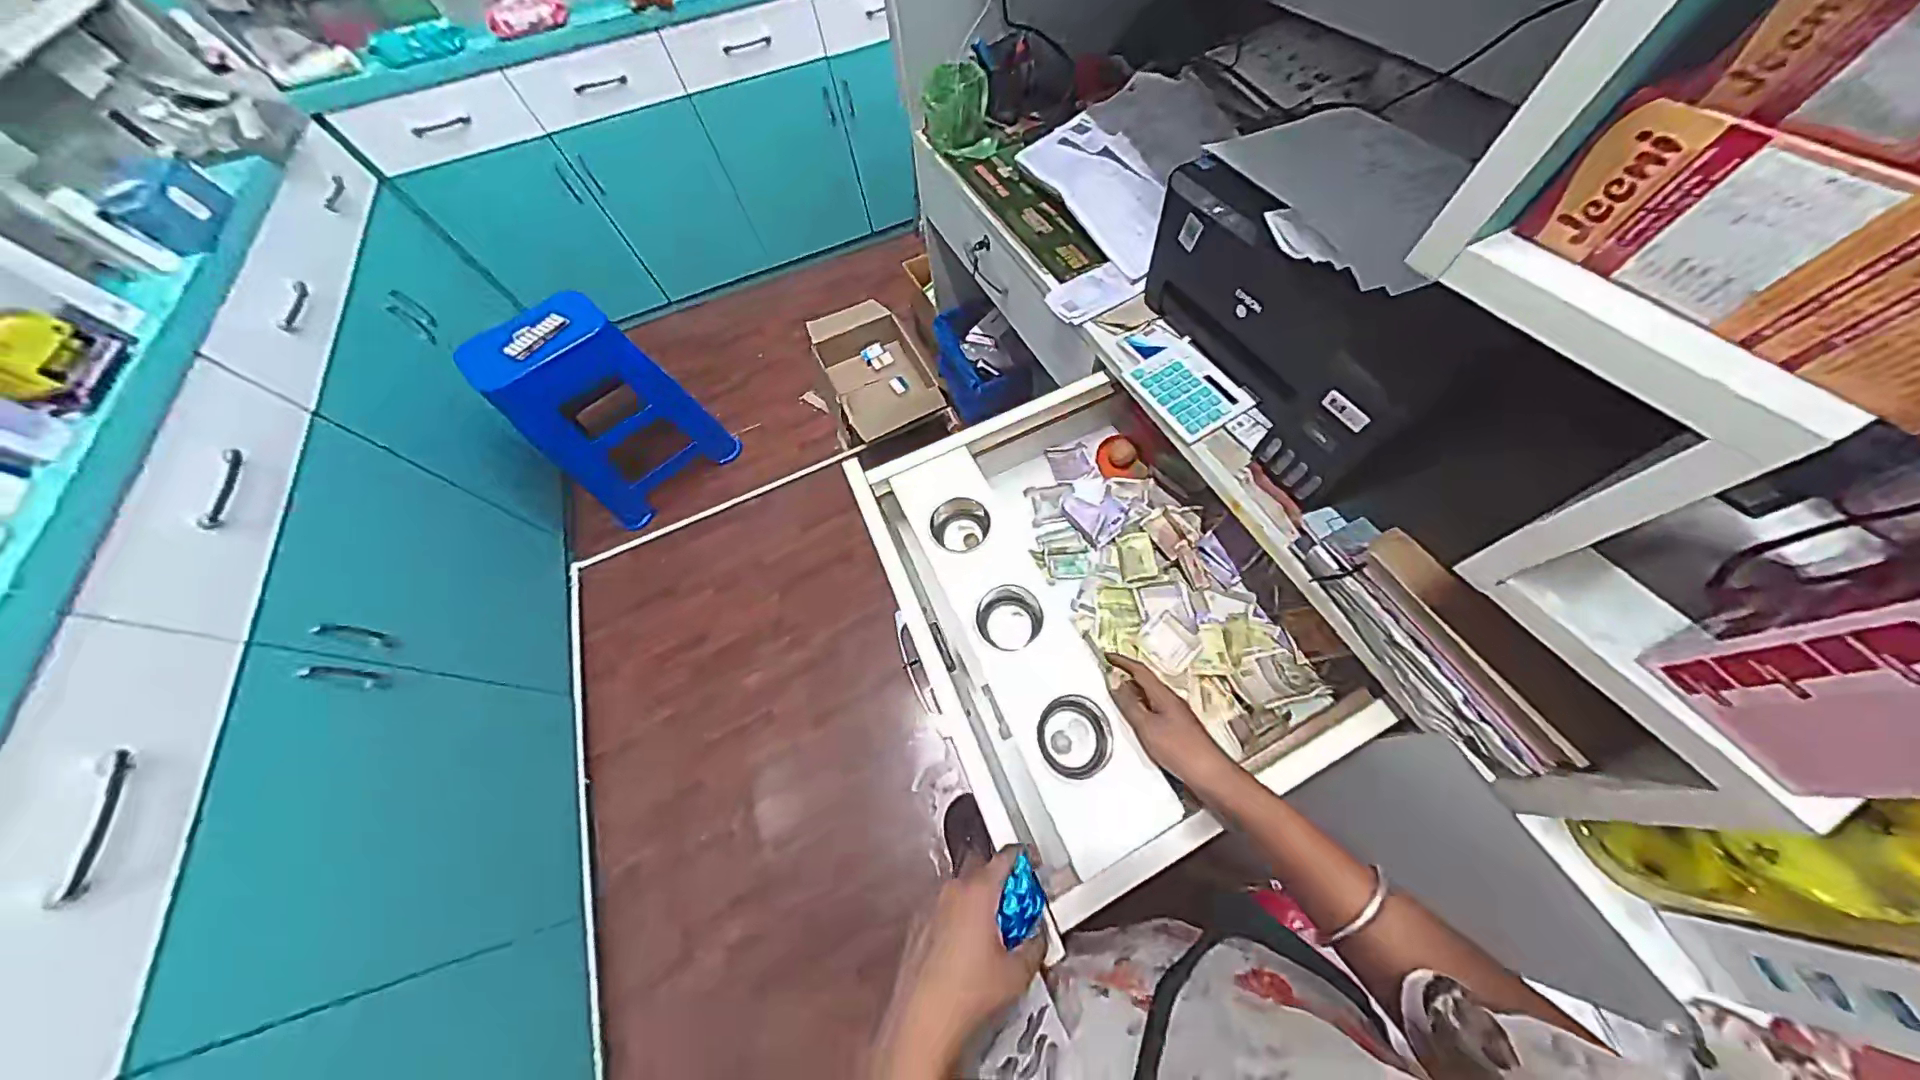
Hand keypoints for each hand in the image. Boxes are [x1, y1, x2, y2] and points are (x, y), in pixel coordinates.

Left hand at [870, 848, 1044, 1078]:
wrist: (922, 1020)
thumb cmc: (969, 993)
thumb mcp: (1017, 972)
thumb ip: (1033, 945)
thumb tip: (1036, 936)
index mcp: (978, 891)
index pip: (1005, 857)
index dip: (1022, 856)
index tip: (1031, 861)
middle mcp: (952, 890)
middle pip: (980, 866)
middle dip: (999, 877)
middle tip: (1014, 900)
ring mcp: (931, 905)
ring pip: (960, 887)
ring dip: (977, 897)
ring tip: (991, 927)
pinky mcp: (918, 924)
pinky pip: (944, 907)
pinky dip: (958, 915)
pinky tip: (965, 945)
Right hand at [1105, 652, 1238, 790]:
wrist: (1209, 774)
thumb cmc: (1179, 750)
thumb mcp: (1146, 726)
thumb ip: (1129, 704)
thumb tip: (1117, 684)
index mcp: (1164, 695)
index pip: (1140, 671)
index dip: (1122, 661)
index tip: (1108, 656)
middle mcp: (1172, 701)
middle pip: (1146, 682)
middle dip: (1127, 676)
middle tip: (1110, 675)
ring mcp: (1177, 715)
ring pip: (1150, 696)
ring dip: (1134, 693)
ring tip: (1117, 697)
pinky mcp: (1178, 729)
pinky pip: (1155, 710)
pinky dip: (1141, 708)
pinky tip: (1135, 720)